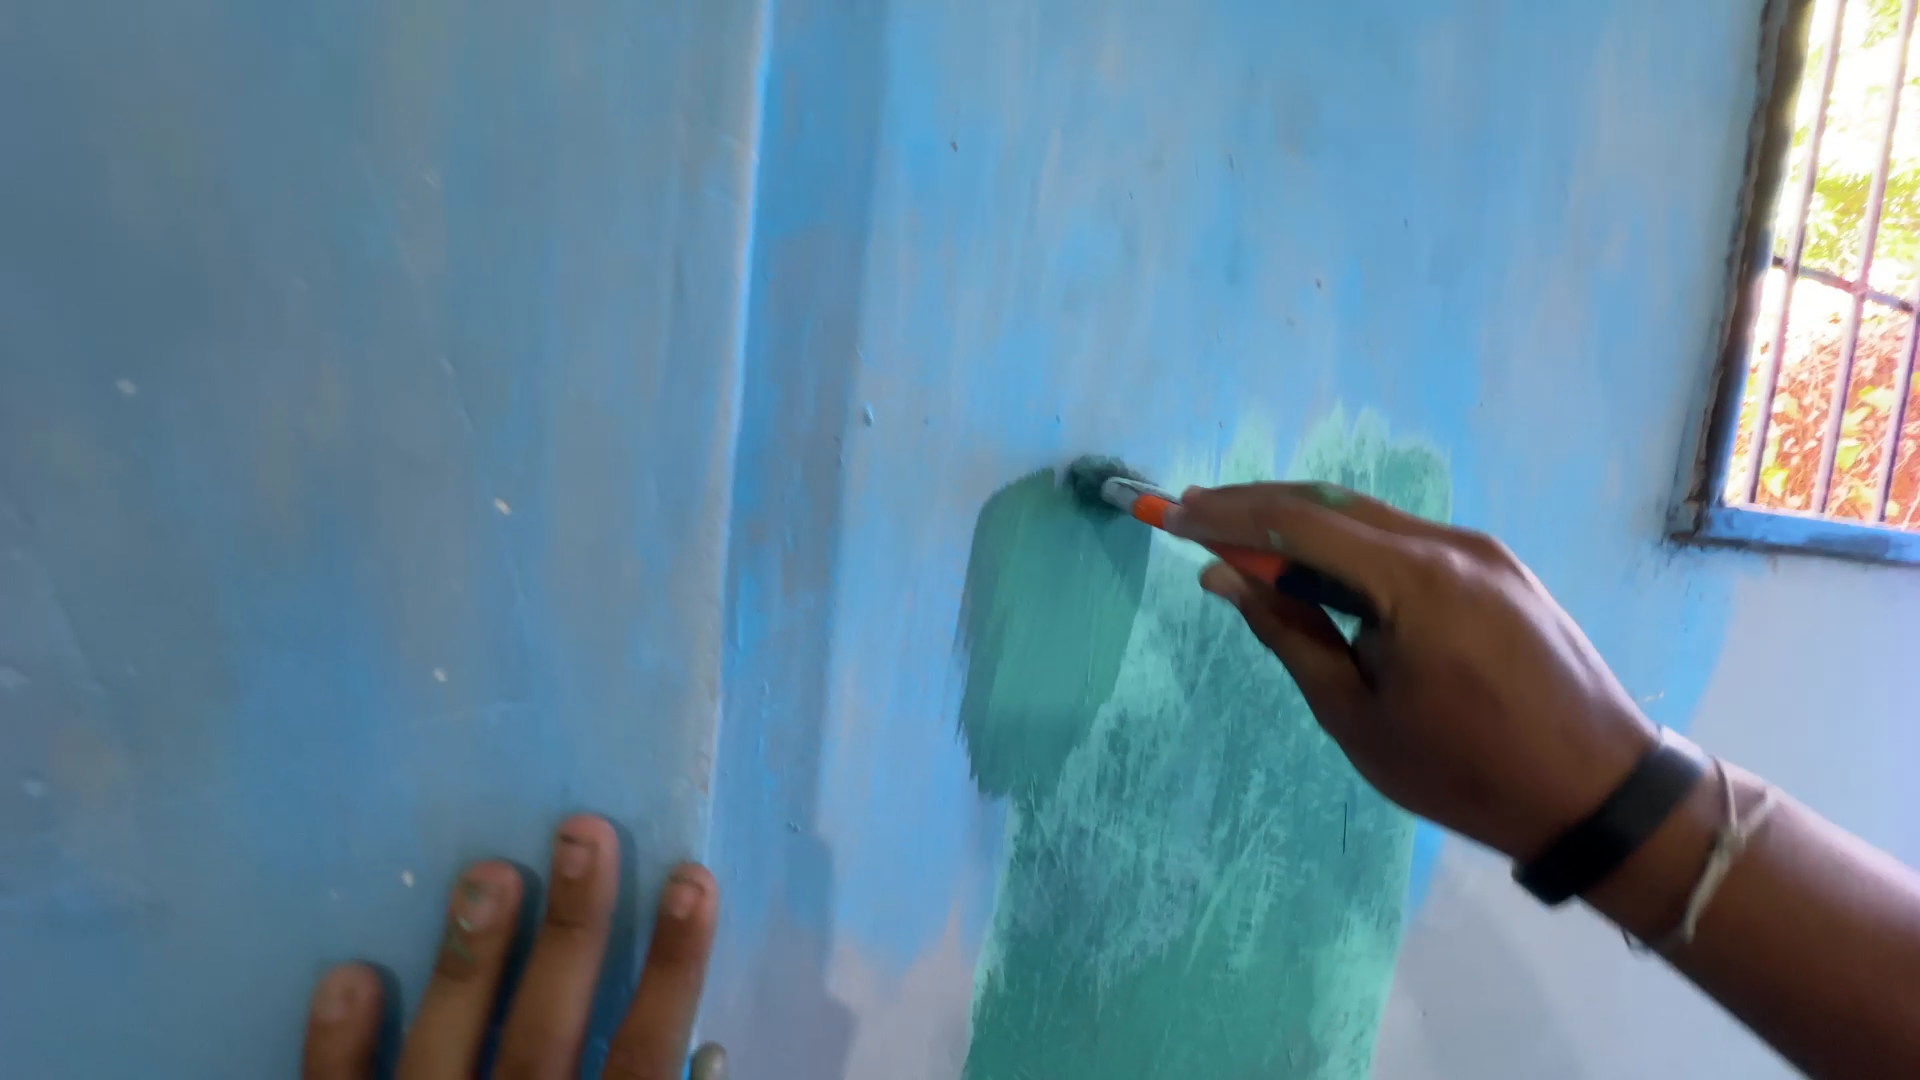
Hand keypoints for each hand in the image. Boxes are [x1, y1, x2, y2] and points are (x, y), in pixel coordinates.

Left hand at [301, 814, 723, 1078]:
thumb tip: (713, 1057)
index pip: (647, 1050)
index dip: (673, 962)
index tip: (691, 876)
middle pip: (547, 1032)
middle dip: (573, 930)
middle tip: (582, 832)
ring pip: (446, 1059)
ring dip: (469, 965)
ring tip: (485, 873)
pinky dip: (337, 1054)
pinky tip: (349, 977)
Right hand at [1166, 482, 1656, 859]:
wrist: (1605, 797)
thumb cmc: (1463, 770)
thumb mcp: (1353, 712)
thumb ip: (1286, 631)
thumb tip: (1222, 576)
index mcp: (1415, 583)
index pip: (1296, 525)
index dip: (1225, 516)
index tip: (1171, 514)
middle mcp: (1449, 545)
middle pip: (1328, 503)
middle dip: (1250, 503)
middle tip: (1190, 507)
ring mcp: (1477, 549)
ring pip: (1362, 515)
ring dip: (1292, 517)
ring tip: (1232, 525)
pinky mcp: (1491, 564)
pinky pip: (1395, 536)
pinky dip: (1338, 539)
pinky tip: (1305, 555)